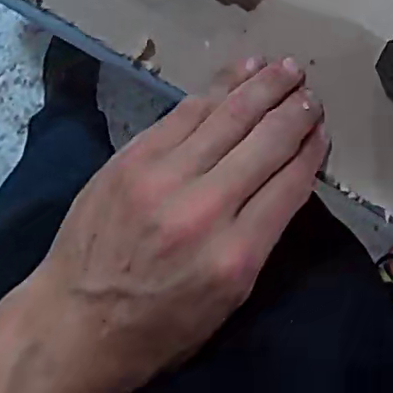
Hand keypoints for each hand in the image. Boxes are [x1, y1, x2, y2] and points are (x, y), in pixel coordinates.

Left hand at [0, 56, 327, 392]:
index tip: (322, 129)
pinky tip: (245, 68)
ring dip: (266, 85)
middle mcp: (203, 210)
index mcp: (234, 257)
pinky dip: (223, 84)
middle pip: (267, 140)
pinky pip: (190, 108)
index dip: (312, 148)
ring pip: (231, 114)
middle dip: (297, 111)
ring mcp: (164, 177)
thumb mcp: (228, 299)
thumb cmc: (157, 323)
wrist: (69, 324)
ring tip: (290, 67)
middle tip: (313, 94)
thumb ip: (264, 233)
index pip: (291, 182)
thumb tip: (293, 169)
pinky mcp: (135, 156)